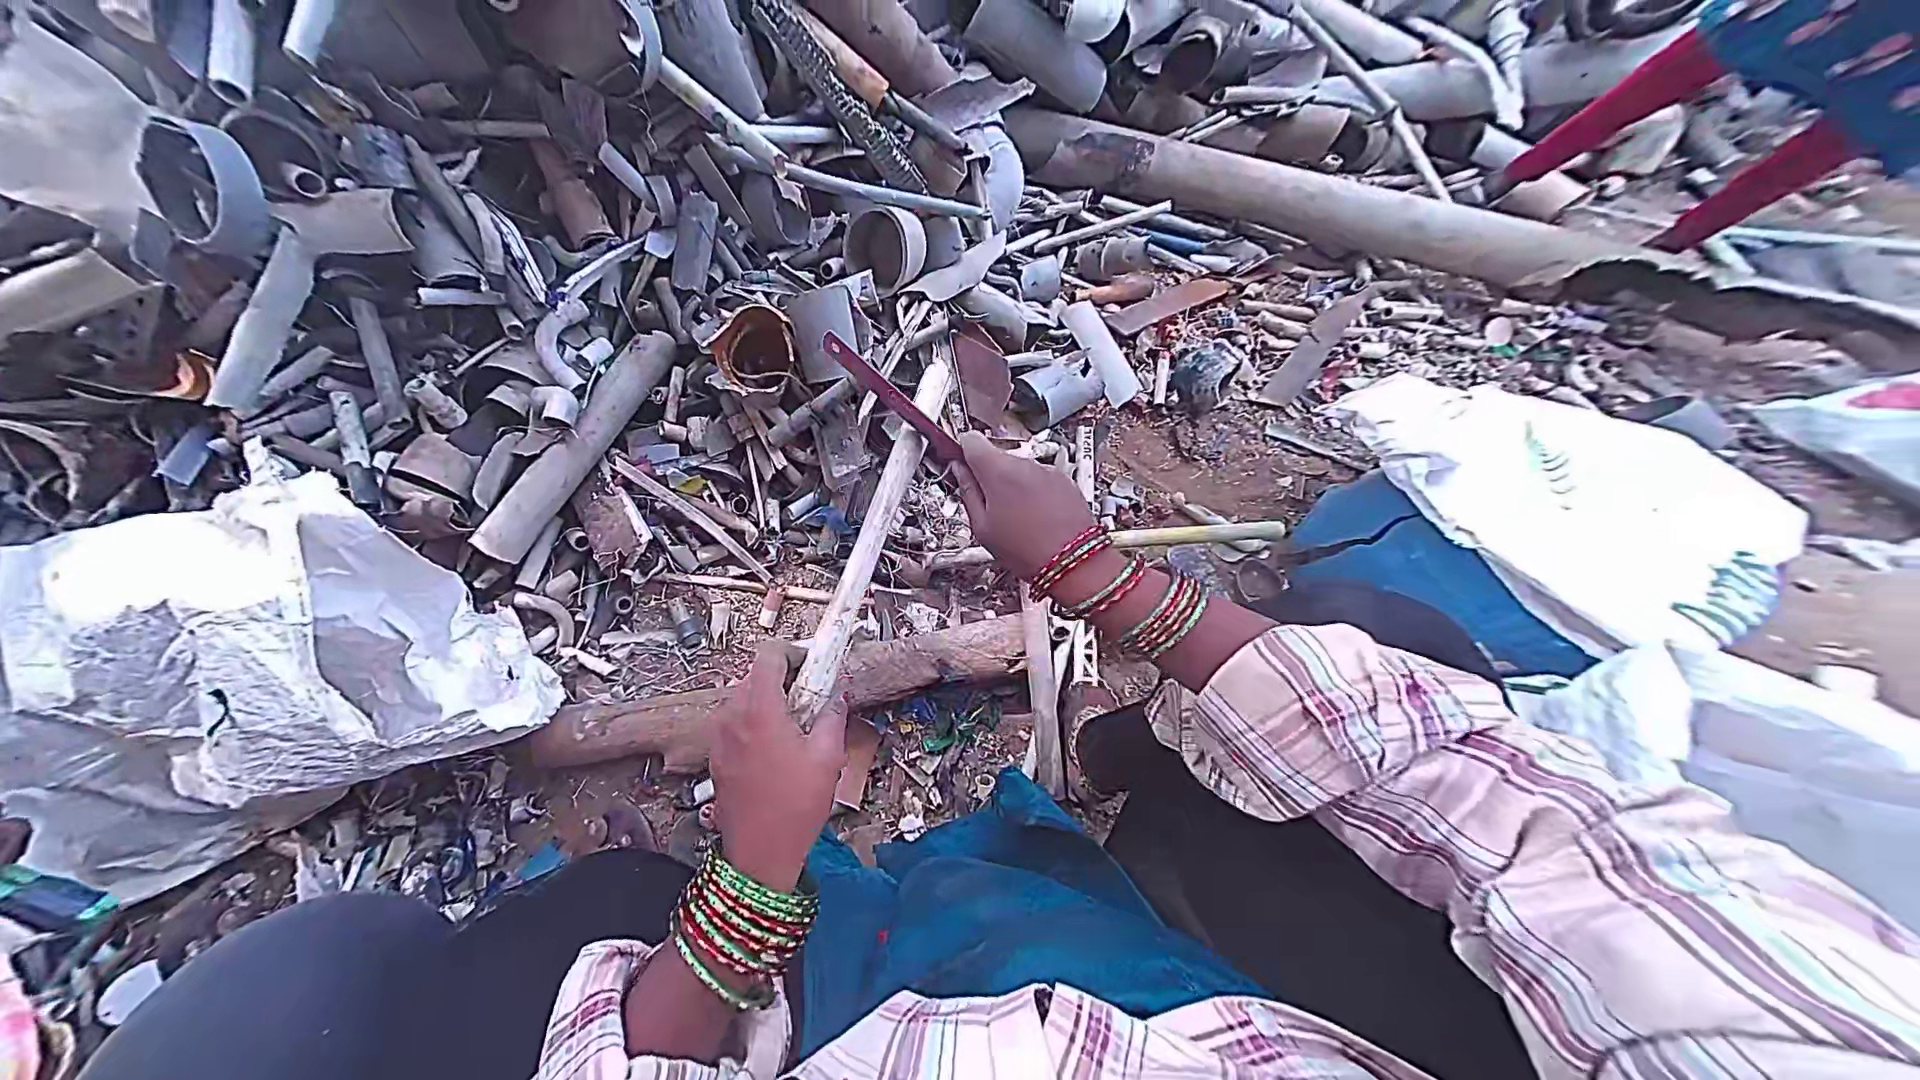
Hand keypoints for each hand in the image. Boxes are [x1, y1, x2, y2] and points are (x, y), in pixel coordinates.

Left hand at [707, 643, 848, 890]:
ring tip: (796, 725)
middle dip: (784, 679)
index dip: (793, 652)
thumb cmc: (794, 807)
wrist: (760, 855)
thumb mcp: (828, 757)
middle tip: (811, 697)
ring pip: (744, 699)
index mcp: (760, 711)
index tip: (811, 663)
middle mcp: (732, 718)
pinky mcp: (717, 756)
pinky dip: (756, 722)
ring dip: (769, 701)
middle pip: (755, 676)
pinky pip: (736, 723)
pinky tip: (778, 747)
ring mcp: (720, 738)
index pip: (768, 656)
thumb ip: (833, 716)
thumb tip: (836, 697)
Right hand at [951, 432, 1098, 580]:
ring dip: (1013, 486)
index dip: (962, 451)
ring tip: (1015, 518)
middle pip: (996, 457)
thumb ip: (967, 491)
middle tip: (989, 507)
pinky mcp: (1063, 480)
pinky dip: (1033, 493)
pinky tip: (1034, 518)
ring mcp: (1046, 470)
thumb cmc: (1027, 550)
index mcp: (998, 471)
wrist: (1073, 561)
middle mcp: (1023, 463)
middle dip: (989, 476)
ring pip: (1019, 469)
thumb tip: (959, 471)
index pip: (971, 440)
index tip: (960, 464)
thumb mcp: (982, 527)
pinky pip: (1039, 480)